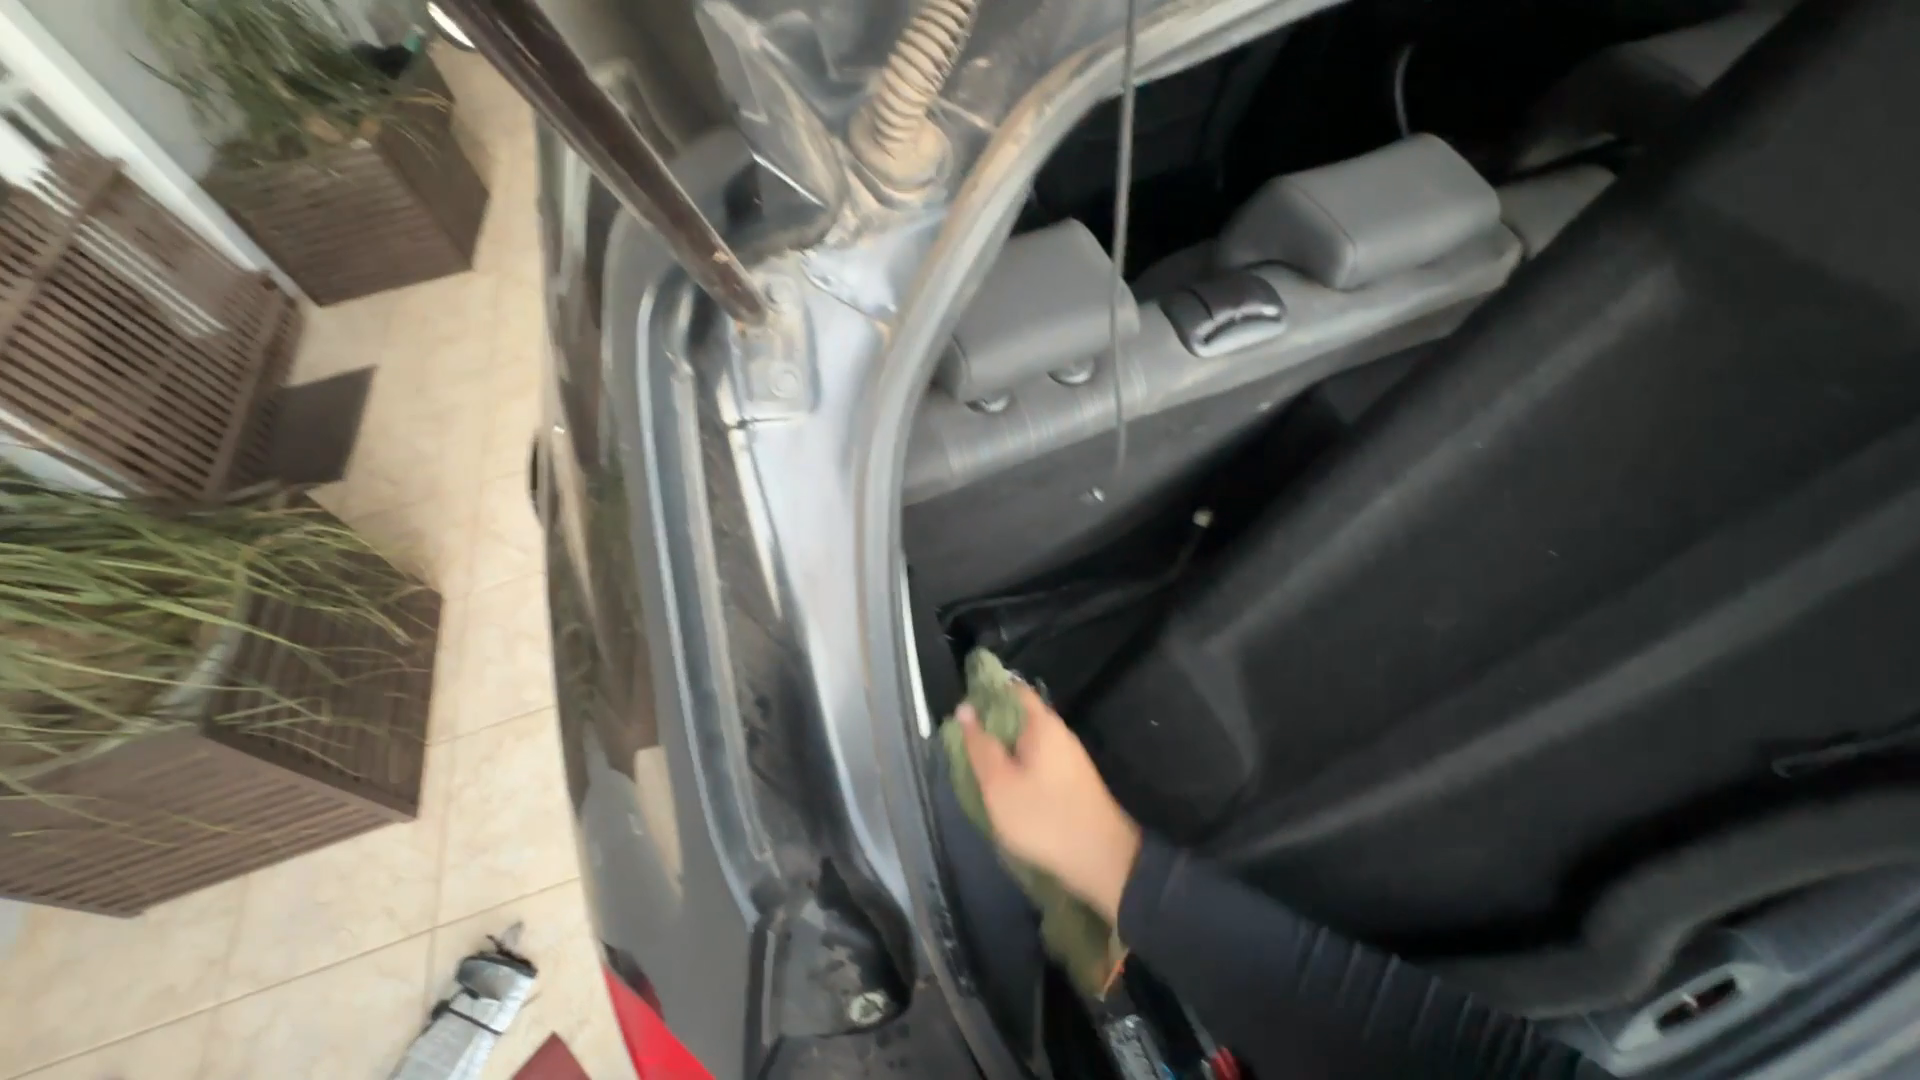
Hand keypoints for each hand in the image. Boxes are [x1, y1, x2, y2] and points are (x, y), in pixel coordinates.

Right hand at [959, 683, 1142, 922]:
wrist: (1102, 859)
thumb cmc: (1043, 817)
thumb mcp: (999, 784)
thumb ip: (980, 746)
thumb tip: (965, 709)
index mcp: (1042, 724)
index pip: (1012, 690)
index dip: (985, 691)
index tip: (961, 705)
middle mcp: (1059, 733)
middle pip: (1019, 716)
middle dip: (991, 724)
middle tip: (961, 741)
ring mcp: (1069, 757)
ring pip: (1028, 741)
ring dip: (1004, 749)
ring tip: (977, 765)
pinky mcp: (1072, 780)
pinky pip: (1038, 761)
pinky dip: (1019, 766)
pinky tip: (1005, 785)